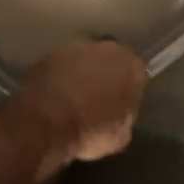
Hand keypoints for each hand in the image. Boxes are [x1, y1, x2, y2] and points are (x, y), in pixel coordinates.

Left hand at [7, 40, 147, 169]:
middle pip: (110, 60)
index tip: (121, 105)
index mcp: (131, 65)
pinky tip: (54, 95)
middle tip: (97, 99)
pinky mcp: (48, 53)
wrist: (46, 121)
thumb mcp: (120, 137)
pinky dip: (59, 76)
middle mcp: (106, 47)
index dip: (129, 91)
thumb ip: (125, 118)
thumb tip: (119, 116)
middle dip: (105, 75)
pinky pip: (60, 65)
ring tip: (72, 97)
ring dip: (81, 73)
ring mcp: (75, 46)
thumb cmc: (91, 130)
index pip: (137, 74)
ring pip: (84, 59)